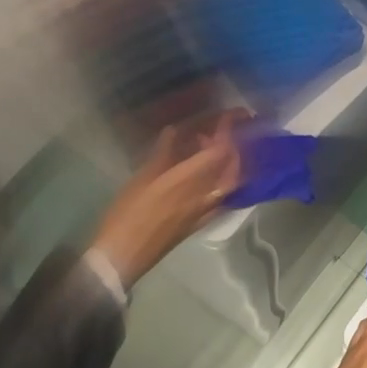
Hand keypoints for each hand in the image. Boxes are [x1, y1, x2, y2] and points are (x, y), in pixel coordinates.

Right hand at [89, 111, 245, 287]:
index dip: (230, 130)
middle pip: (236, 166)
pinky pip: (225, 196)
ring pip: (233, 182)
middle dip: (241, 145)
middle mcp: (207, 194)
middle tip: (239, 128)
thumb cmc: (129, 212)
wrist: (125, 254)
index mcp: (192, 179)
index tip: (235, 113)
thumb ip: (164, 152)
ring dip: (236, 162)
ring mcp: (207, 210)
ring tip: (227, 147)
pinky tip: (217, 174)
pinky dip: (228, 180)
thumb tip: (176, 132)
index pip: (222, 150)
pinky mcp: (202, 221)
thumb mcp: (143, 176)